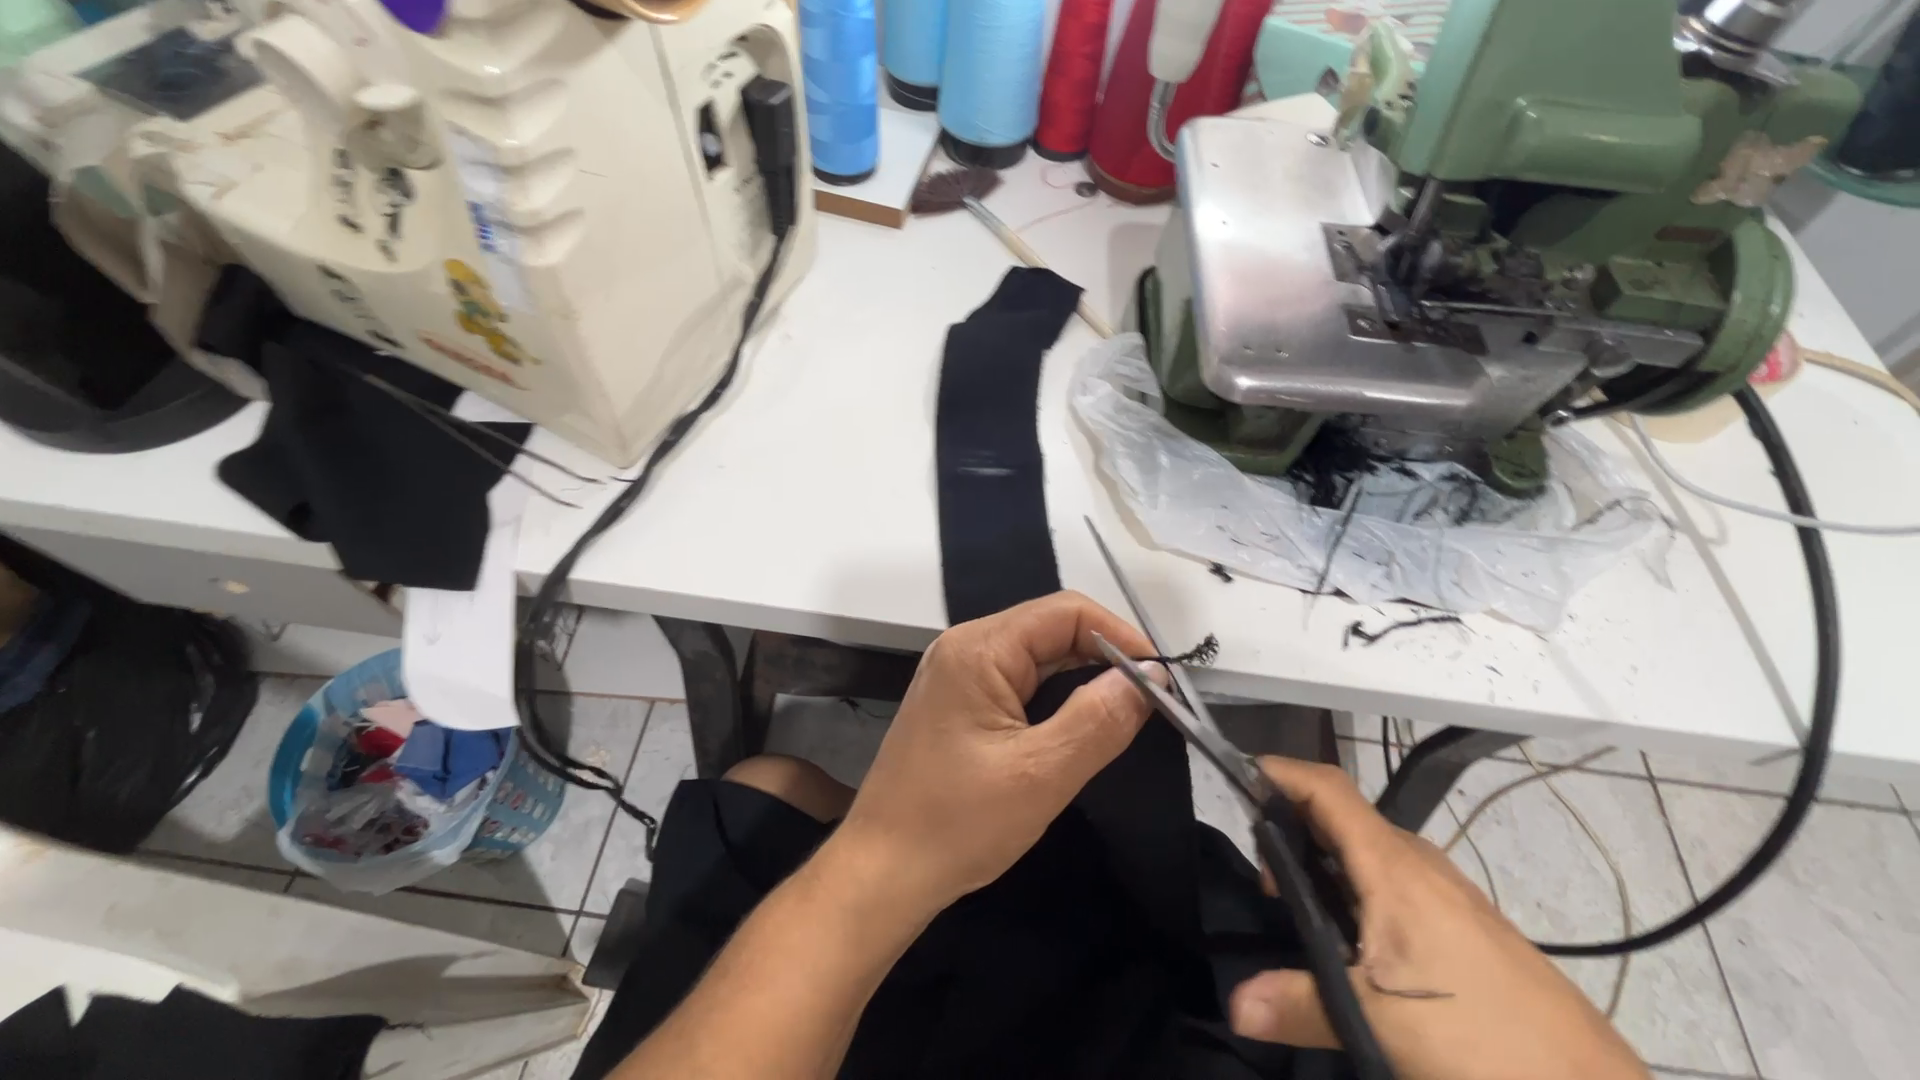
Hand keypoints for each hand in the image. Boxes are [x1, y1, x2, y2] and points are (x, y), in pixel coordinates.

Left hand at [828, 591, 1160, 915]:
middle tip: (1149, 702)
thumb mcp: (1041, 774)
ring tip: (1123, 714)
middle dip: (1104, 657)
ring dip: (1082, 678)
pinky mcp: (956, 704)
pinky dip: (1054, 698)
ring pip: (1036, 656)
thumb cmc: (957, 824)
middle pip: (1050, 628)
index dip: (1120, 636)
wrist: (883, 872)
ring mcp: (956, 676)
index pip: (1065, 612)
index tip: (1161, 679)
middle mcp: (963, 648)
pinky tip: (1077, 727)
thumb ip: (1099, 719)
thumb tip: (1151, 676)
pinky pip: (1017, 682)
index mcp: (978, 649)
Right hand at [1229, 759, 1649, 1079]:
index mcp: (1392, 867)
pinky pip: (1393, 883)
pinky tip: (1353, 943)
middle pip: (1343, 818)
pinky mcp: (1462, 925)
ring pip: (1369, 854)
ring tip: (1298, 914)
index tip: (1238, 777)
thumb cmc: (1478, 1034)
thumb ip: (1299, 1004)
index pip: (1329, 790)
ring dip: (1324, 864)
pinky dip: (1355, 890)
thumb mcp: (1377, 1021)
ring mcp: (1446, 894)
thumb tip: (1234, 1003)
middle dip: (1292, 829)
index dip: (1282, 772)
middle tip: (1264, 885)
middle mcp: (1418, 865)